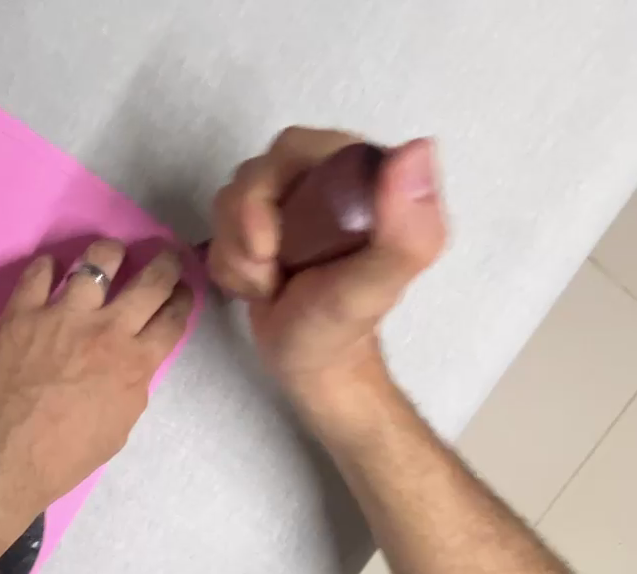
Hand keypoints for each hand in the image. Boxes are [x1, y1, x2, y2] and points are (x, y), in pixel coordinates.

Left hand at [0, 240, 192, 535]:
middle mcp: (105, 330)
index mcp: (135, 364)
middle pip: (151, 279)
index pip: (173, 317)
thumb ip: (131, 388)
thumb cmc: (62, 460)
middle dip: (165, 263)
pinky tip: (52, 272)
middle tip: (164, 257)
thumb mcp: (117, 431)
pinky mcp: (20, 312)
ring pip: (98, 259)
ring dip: (110, 254)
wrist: (0, 462)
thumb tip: (131, 364)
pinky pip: (39, 271)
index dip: (182, 299)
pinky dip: (49, 267)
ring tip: (110, 256)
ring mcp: (61, 315)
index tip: (181, 291)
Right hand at [208, 128, 446, 399]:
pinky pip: (220, 232)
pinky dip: (230, 268)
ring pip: (229, 204)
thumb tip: (416, 149)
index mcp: (357, 174)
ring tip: (267, 285)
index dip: (268, 192)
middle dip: (246, 231)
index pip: (292, 148)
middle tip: (266, 273)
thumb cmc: (343, 324)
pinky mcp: (258, 231)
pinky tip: (258, 288)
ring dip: (238, 256)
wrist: (310, 363)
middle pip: (252, 175)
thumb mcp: (378, 282)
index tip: (270, 246)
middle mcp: (321, 178)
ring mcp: (287, 205)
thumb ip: (405, 226)